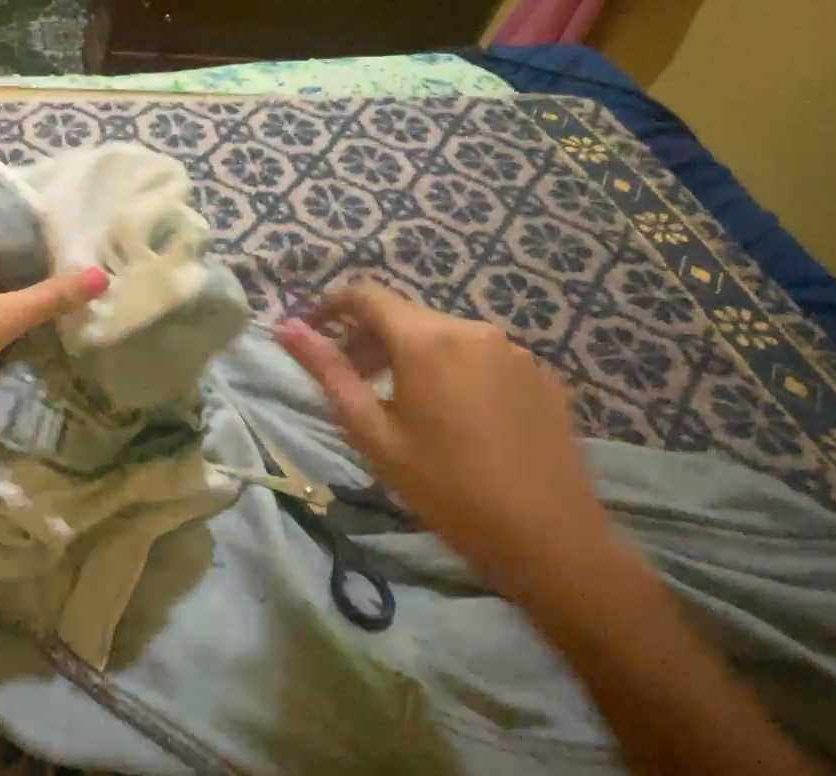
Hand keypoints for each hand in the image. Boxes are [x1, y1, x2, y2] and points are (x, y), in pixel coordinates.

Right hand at [276, 285, 612, 600]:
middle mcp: (472, 330)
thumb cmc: (445, 487)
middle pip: (405, 316)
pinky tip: (448, 415)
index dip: (330, 306)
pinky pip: (479, 356)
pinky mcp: (541, 377)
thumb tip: (287, 328)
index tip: (309, 331)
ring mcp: (514, 352)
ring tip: (395, 400)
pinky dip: (450, 369)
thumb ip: (328, 372)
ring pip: (443, 335)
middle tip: (347, 379)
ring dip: (408, 354)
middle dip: (367, 338)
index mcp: (426, 340)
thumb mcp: (372, 432)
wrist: (549, 539)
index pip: (366, 296)